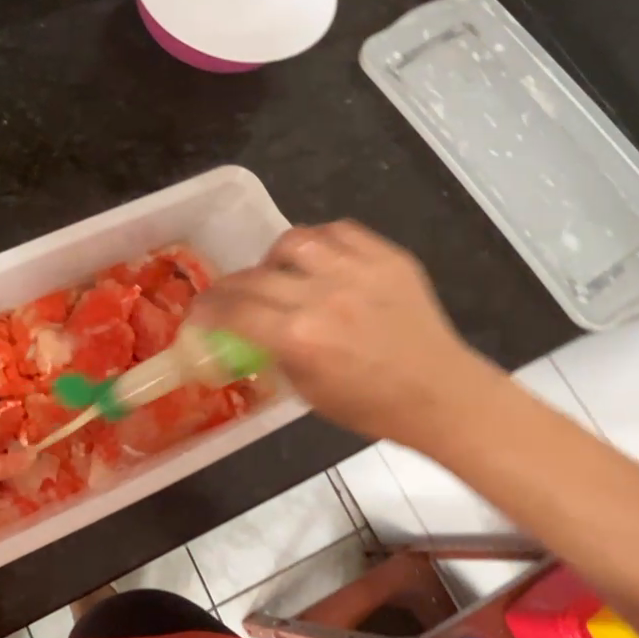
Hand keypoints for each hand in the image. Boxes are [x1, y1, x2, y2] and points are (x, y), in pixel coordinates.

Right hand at [191, 221, 508, 450]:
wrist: (442, 395)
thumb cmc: (371, 406)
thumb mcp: (306, 391)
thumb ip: (272, 352)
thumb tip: (245, 332)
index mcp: (300, 338)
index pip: (233, 311)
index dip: (206, 310)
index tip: (196, 314)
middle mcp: (323, 297)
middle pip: (254, 277)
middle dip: (228, 287)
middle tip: (224, 296)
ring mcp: (357, 272)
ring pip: (294, 240)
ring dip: (273, 257)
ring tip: (276, 272)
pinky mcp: (387, 258)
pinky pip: (339, 231)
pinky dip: (318, 241)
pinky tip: (316, 258)